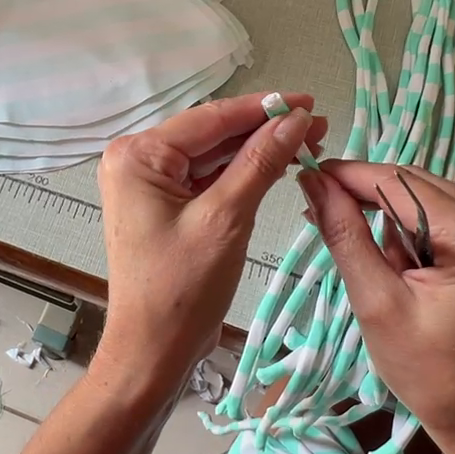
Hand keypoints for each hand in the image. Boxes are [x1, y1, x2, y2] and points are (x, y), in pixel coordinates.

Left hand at [93, 92, 326, 395]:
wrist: (152, 351)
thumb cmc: (182, 289)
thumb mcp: (226, 219)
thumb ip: (260, 162)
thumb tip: (295, 119)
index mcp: (138, 155)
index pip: (210, 118)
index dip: (263, 108)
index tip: (309, 101)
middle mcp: (135, 160)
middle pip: (210, 133)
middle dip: (263, 130)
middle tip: (319, 128)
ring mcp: (146, 183)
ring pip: (210, 155)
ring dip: (255, 151)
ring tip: (308, 144)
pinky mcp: (161, 204)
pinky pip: (204, 178)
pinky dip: (239, 174)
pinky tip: (276, 166)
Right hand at [299, 160, 454, 453]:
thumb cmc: (428, 372)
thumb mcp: (375, 301)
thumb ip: (344, 232)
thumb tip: (311, 180)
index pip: (400, 183)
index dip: (349, 176)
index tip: (307, 176)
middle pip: (416, 183)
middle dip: (368, 197)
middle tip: (321, 212)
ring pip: (428, 195)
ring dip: (390, 215)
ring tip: (372, 259)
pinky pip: (445, 212)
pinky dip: (413, 226)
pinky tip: (399, 260)